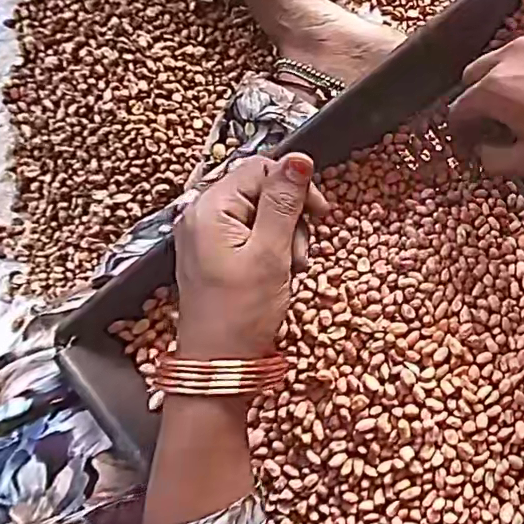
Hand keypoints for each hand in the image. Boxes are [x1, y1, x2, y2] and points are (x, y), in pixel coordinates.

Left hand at [173, 153, 328, 359]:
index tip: (320, 214)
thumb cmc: (242, 312)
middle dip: (291, 216)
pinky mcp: (216, 253)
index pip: (260, 169)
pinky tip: (282, 270)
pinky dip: (274, 248)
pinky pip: (253, 234)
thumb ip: (284, 202)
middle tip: (301, 251)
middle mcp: (203, 214)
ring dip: (287, 235)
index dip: (295, 186)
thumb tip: (299, 158)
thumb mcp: (271, 252)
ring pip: (262, 212)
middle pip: (262, 189)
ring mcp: (208, 235)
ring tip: (291, 267)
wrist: (219, 364)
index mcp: (210, 208)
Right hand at [446, 35, 523, 177]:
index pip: (459, 108)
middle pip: (473, 78)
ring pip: (498, 63)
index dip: (460, 131)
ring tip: (515, 114)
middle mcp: (508, 59)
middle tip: (488, 128)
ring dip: (496, 86)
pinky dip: (521, 75)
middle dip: (475, 102)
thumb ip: (493, 159)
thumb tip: (483, 152)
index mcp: (494, 88)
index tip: (468, 144)